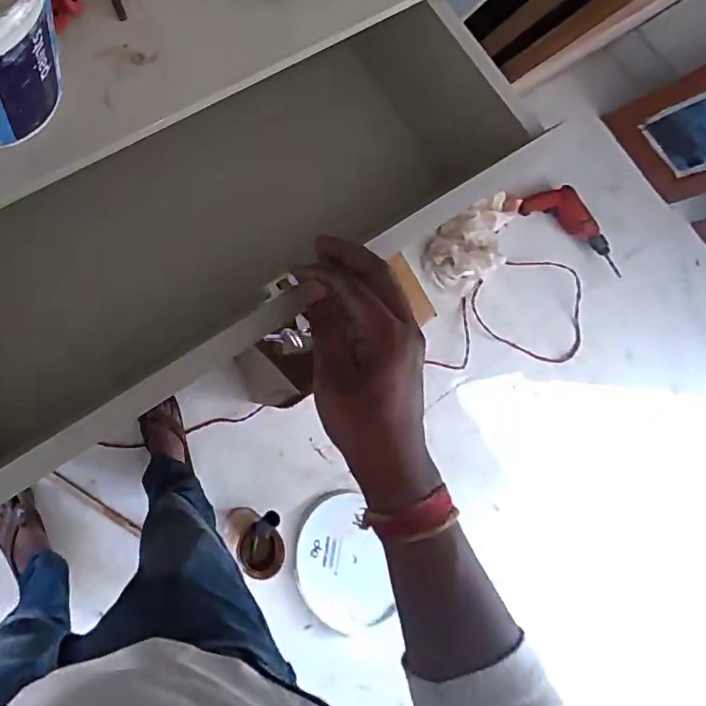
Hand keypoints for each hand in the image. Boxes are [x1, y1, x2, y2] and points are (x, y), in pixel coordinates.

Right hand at [297, 236, 441, 513]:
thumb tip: (316, 289)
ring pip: (386, 286)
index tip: (296, 269)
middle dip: (349, 255)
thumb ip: (326, 327)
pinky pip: (386, 303)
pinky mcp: (404, 346)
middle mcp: (405, 327)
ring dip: (359, 269)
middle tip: (320, 244)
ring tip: (328, 260)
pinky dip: (365, 288)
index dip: (322, 273)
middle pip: (380, 275)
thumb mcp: (332, 376)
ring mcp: (409, 336)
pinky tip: (343, 291)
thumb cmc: (359, 423)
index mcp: (387, 333)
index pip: (352, 287)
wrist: (393, 460)